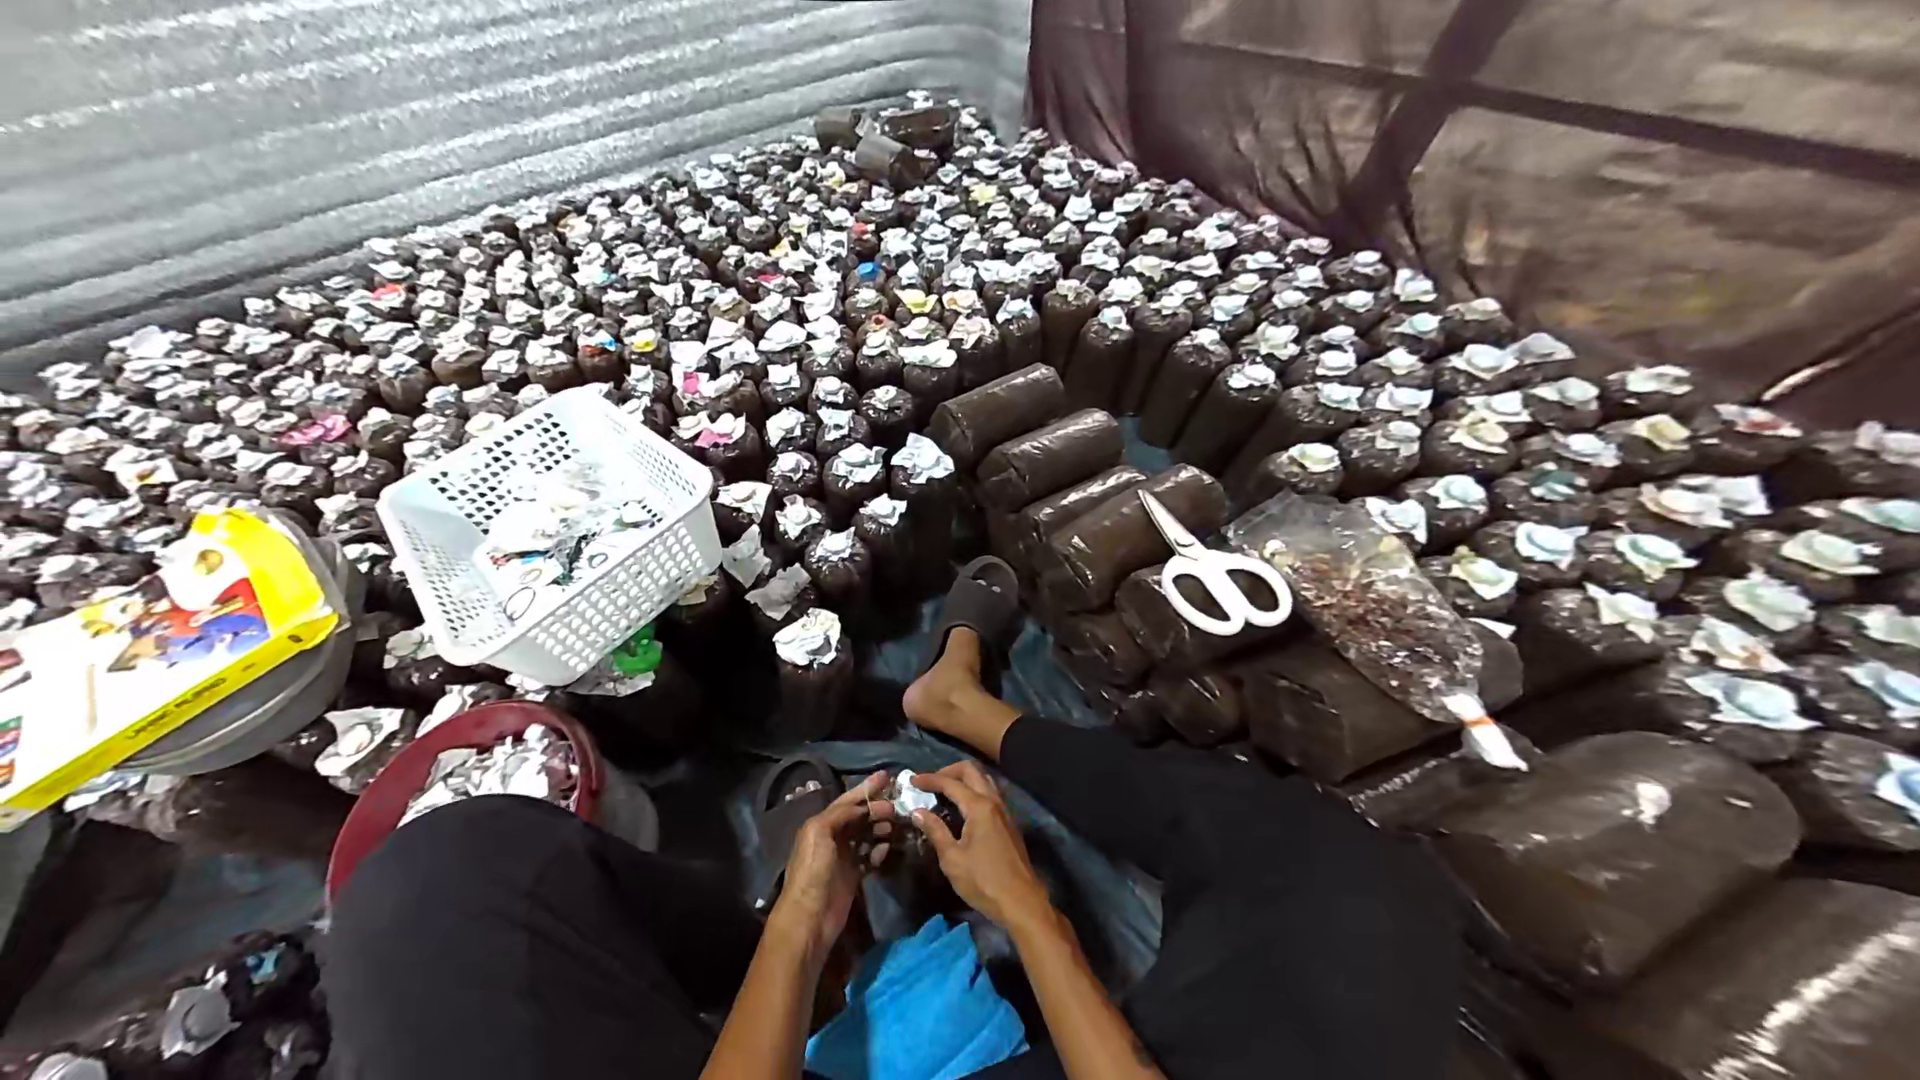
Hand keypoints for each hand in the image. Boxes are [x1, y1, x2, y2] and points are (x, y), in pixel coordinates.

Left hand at [768, 771, 892, 959]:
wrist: (810, 916)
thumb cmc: (813, 870)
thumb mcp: (820, 832)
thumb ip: (841, 814)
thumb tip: (864, 806)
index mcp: (821, 824)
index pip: (847, 801)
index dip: (865, 788)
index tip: (886, 776)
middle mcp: (832, 837)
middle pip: (859, 816)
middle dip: (877, 808)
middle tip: (897, 805)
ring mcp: (843, 857)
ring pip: (866, 834)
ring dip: (880, 827)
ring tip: (895, 824)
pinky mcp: (853, 876)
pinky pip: (870, 856)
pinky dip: (879, 851)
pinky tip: (886, 849)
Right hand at [910, 762, 1052, 928]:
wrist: (1021, 902)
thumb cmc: (983, 881)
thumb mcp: (952, 859)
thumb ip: (935, 830)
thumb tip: (918, 811)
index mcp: (979, 807)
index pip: (951, 783)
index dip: (930, 779)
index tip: (912, 781)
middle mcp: (994, 801)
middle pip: (972, 771)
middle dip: (948, 770)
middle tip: (930, 782)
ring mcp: (1005, 810)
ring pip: (984, 779)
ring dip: (964, 778)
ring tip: (945, 790)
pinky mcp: (1009, 822)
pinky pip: (991, 792)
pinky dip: (975, 789)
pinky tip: (964, 806)